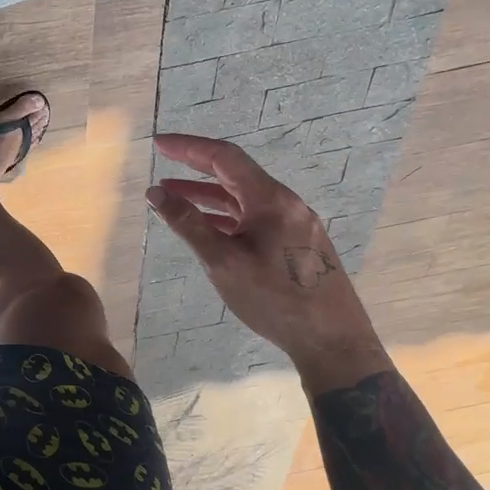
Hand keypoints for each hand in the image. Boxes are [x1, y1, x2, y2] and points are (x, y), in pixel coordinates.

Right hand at [148, 134, 391, 386]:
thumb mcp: (223, 261)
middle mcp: (287, 204)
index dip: (189, 147)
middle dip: (196, 163)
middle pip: (236, 172)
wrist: (334, 344)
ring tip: (172, 192)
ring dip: (207, 190)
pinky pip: (254, 214)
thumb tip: (155, 192)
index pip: (225, 157)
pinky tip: (206, 223)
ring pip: (244, 196)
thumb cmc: (275, 300)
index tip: (159, 145)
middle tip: (163, 159)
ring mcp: (296, 224)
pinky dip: (225, 211)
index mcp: (272, 201)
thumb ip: (187, 223)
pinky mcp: (298, 243)